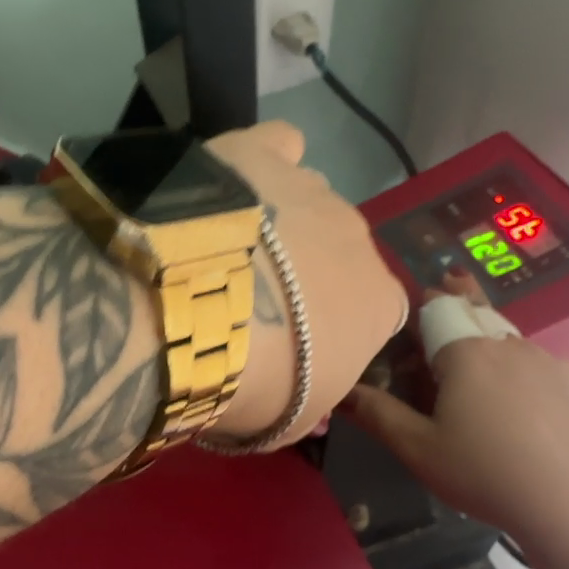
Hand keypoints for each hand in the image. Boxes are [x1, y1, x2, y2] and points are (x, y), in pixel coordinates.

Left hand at [204, 121, 406, 446]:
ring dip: (278, 226)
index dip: (330, 326)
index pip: (369, 312)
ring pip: (306, 204)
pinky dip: (267, 161)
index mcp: (378, 306)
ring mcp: (311, 189)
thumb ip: (304, 405)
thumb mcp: (284, 421)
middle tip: (245, 300)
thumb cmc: (249, 382)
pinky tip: (239, 179)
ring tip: (225, 248)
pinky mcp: (260, 153)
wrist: (191, 313)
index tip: (290, 345)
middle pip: (335, 254)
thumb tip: (305, 405)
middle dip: (301, 276)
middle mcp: (357, 240)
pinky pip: (279, 146)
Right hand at [338, 272, 568, 556]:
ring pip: (517, 347)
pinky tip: (532, 414)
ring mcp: (559, 367)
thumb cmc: (486, 475)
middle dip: (462, 303)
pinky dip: (533, 382)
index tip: (419, 295)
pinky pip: (551, 376)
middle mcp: (514, 346)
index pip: (438, 309)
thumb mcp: (418, 449)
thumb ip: (377, 413)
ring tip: (485, 375)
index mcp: (468, 353)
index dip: (425, 301)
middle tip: (452, 291)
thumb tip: (341, 390)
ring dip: (496, 350)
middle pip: (481, 315)